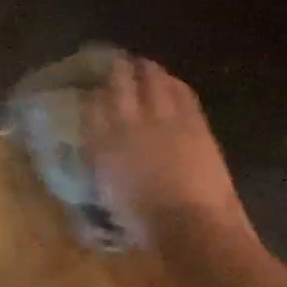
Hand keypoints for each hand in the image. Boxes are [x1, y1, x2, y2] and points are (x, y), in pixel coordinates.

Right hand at [84, 56, 252, 245]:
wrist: (191, 224)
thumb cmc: (143, 220)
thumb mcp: (108, 193)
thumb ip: (101, 164)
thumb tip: (99, 149)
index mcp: (103, 143)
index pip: (92, 107)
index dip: (93, 95)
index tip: (92, 89)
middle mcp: (129, 123)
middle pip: (121, 86)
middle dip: (117, 72)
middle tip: (117, 62)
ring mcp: (164, 120)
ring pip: (153, 83)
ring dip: (148, 71)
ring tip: (145, 65)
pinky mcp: (194, 124)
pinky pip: (182, 94)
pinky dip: (175, 84)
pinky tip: (173, 81)